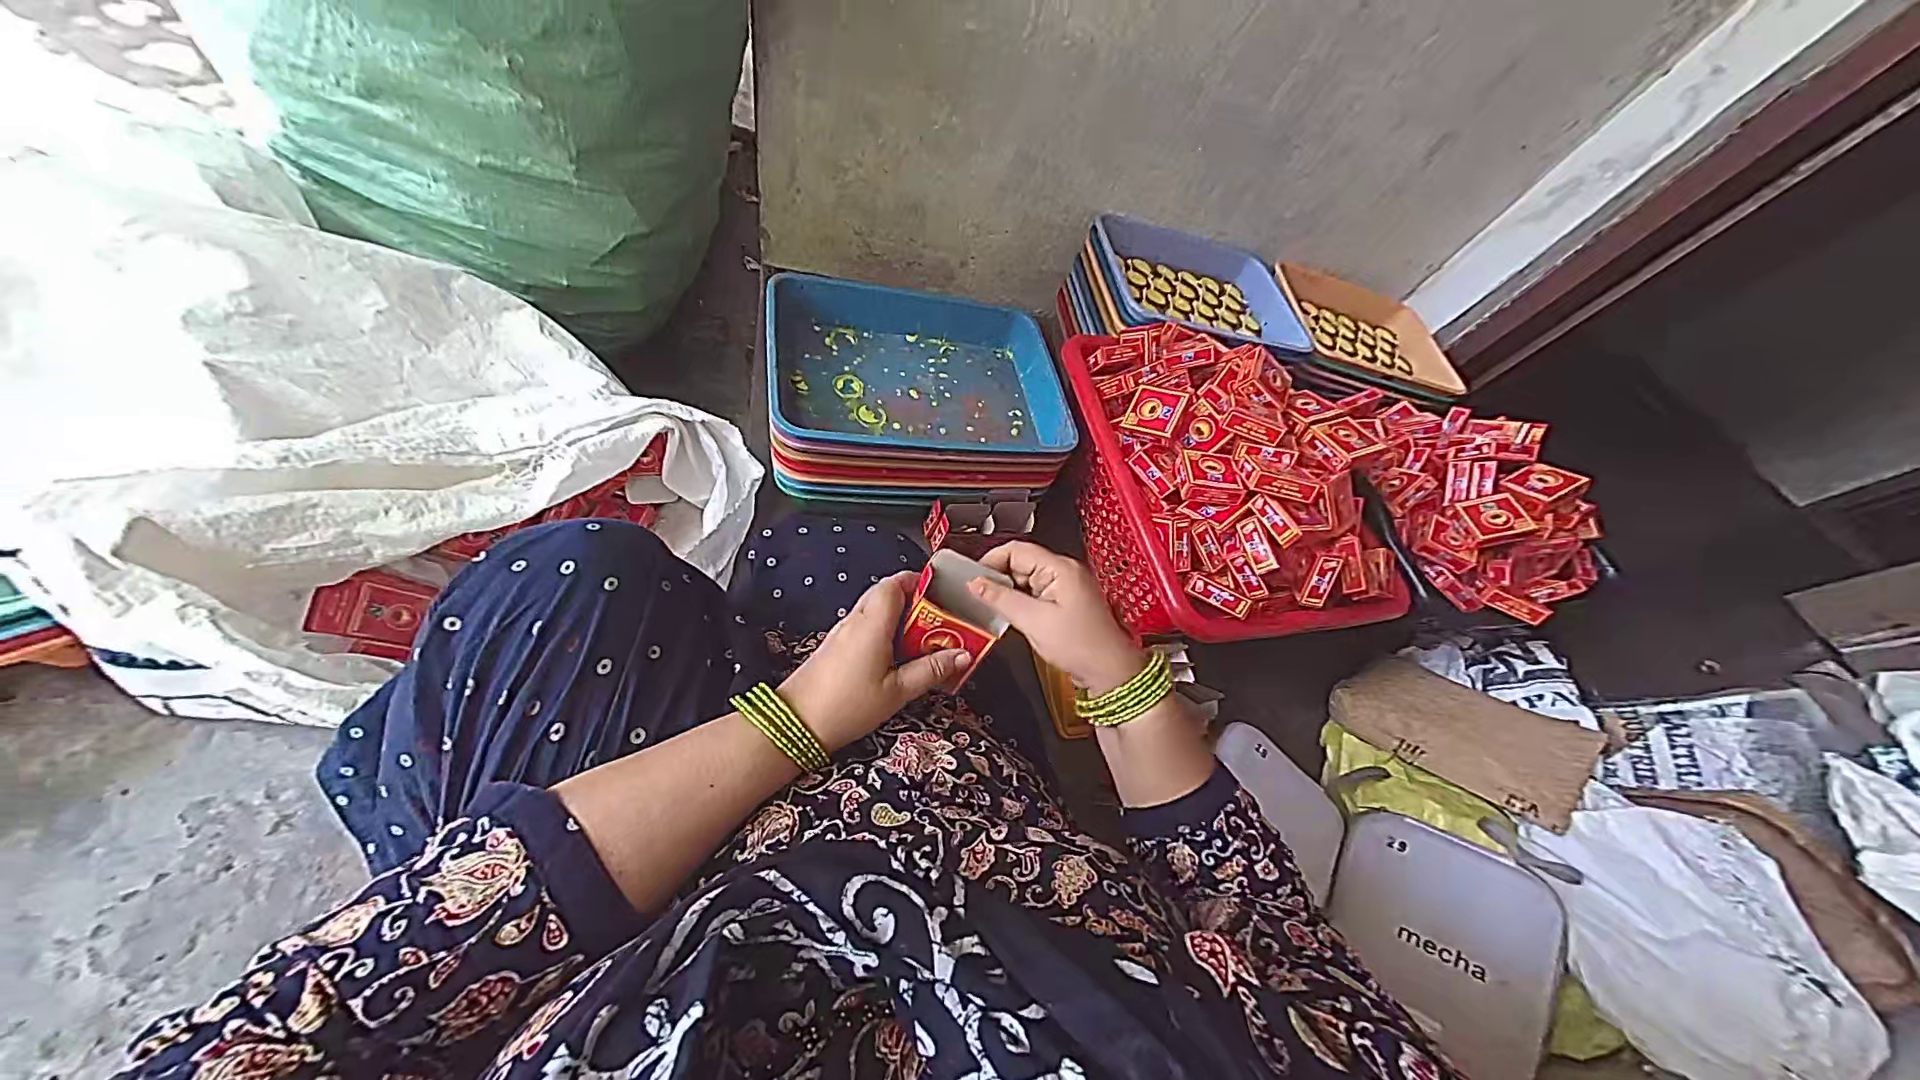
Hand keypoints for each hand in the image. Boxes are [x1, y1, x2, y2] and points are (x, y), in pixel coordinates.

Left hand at [775, 571, 971, 750]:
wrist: (797, 723)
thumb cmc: (847, 706)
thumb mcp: (898, 691)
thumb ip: (932, 670)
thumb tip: (962, 655)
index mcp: (873, 624)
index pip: (895, 584)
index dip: (918, 583)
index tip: (940, 597)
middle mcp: (855, 621)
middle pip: (885, 594)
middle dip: (913, 602)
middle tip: (936, 624)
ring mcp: (842, 633)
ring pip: (874, 611)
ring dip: (899, 620)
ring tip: (920, 644)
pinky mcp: (835, 647)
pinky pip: (864, 627)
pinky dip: (883, 633)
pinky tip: (895, 658)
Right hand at [972, 541, 1146, 695]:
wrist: (1110, 672)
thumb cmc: (1084, 647)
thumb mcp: (1033, 621)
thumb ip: (1001, 599)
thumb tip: (977, 583)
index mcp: (1060, 568)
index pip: (1016, 550)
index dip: (991, 561)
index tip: (974, 578)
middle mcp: (1065, 572)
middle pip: (1020, 563)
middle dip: (999, 580)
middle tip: (983, 598)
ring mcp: (1066, 586)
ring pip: (1025, 579)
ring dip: (1009, 593)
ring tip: (1000, 612)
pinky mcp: (1065, 602)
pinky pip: (1035, 593)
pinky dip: (1022, 603)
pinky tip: (1016, 617)